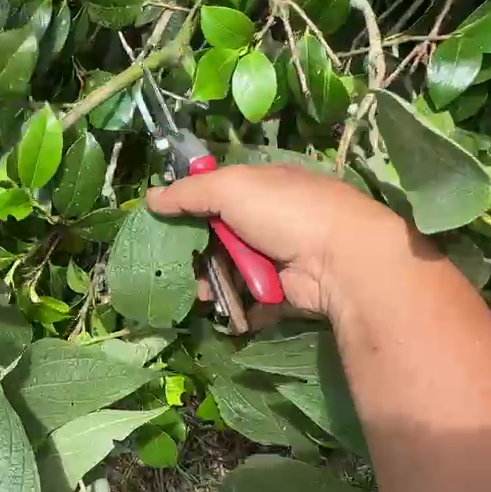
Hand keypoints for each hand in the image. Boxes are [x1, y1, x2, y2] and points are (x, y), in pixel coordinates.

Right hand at [146, 163, 422, 321]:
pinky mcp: (278, 289)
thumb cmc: (286, 212)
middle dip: (194, 249)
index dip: (189, 203)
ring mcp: (275, 256)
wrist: (339, 260)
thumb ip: (189, 192)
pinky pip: (244, 296)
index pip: (217, 191)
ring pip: (227, 268)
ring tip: (195, 291)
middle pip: (217, 234)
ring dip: (207, 280)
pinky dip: (229, 302)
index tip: (164, 219)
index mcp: (262, 186)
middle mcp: (269, 219)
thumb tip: (151, 196)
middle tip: (172, 262)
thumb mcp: (231, 188)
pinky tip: (214, 306)